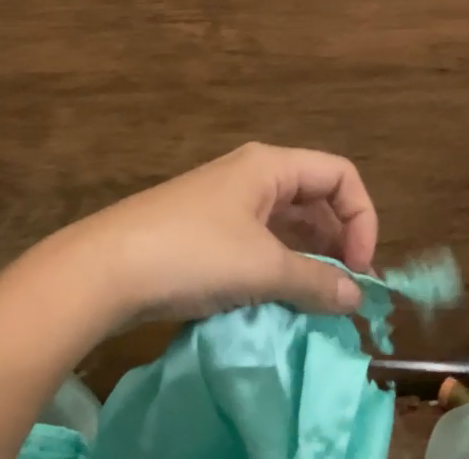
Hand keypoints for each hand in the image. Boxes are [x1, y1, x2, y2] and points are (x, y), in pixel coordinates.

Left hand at [35, 142, 378, 324]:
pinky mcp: (206, 231)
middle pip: (315, 197)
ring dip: (310, 258)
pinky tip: (279, 299)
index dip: (362, 217)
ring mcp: (226, 203)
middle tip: (346, 292)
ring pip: (287, 223)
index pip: (339, 174)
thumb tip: (355, 297)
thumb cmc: (193, 253)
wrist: (107, 267)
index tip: (360, 269)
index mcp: (269, 166)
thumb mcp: (263, 268)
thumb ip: (316, 280)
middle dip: (339, 241)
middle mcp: (250, 175)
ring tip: (317, 302)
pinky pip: (260, 242)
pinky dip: (279, 266)